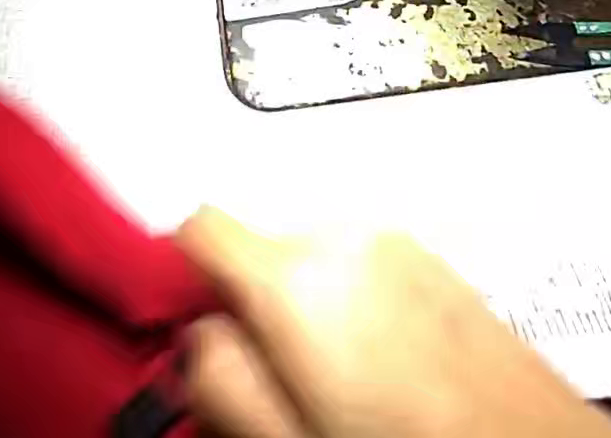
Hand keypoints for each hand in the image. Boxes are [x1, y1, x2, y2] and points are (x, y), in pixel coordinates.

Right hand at [177, 208, 610, 437]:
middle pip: (258, 249)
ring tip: (346, 383)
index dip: (183, 269)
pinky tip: (387, 367)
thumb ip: (224, 383)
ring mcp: (390, 243)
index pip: (201, 226)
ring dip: (305, 304)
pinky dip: (348, 300)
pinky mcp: (426, 257)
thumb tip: (200, 336)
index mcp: (296, 280)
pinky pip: (356, 263)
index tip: (192, 315)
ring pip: (307, 257)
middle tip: (283, 382)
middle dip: (253, 306)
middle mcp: (341, 239)